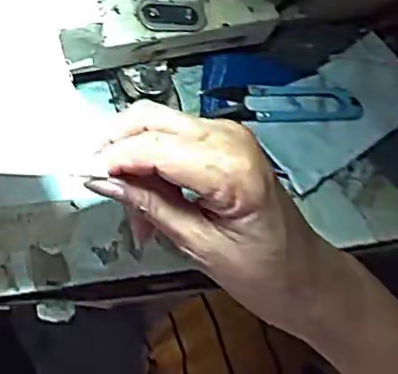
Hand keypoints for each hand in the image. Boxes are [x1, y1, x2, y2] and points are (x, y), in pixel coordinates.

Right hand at [84, 101, 359, 338]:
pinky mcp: (217, 136)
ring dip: (129, 153)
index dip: (114, 157)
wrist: (310, 279)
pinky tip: (143, 188)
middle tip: (96, 178)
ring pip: (153, 121)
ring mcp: (223, 132)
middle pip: (148, 118)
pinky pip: (167, 132)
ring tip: (125, 199)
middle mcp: (227, 137)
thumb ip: (149, 206)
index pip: (154, 146)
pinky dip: (147, 155)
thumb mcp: (201, 247)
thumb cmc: (270, 274)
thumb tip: (104, 180)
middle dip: (114, 145)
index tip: (87, 172)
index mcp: (232, 167)